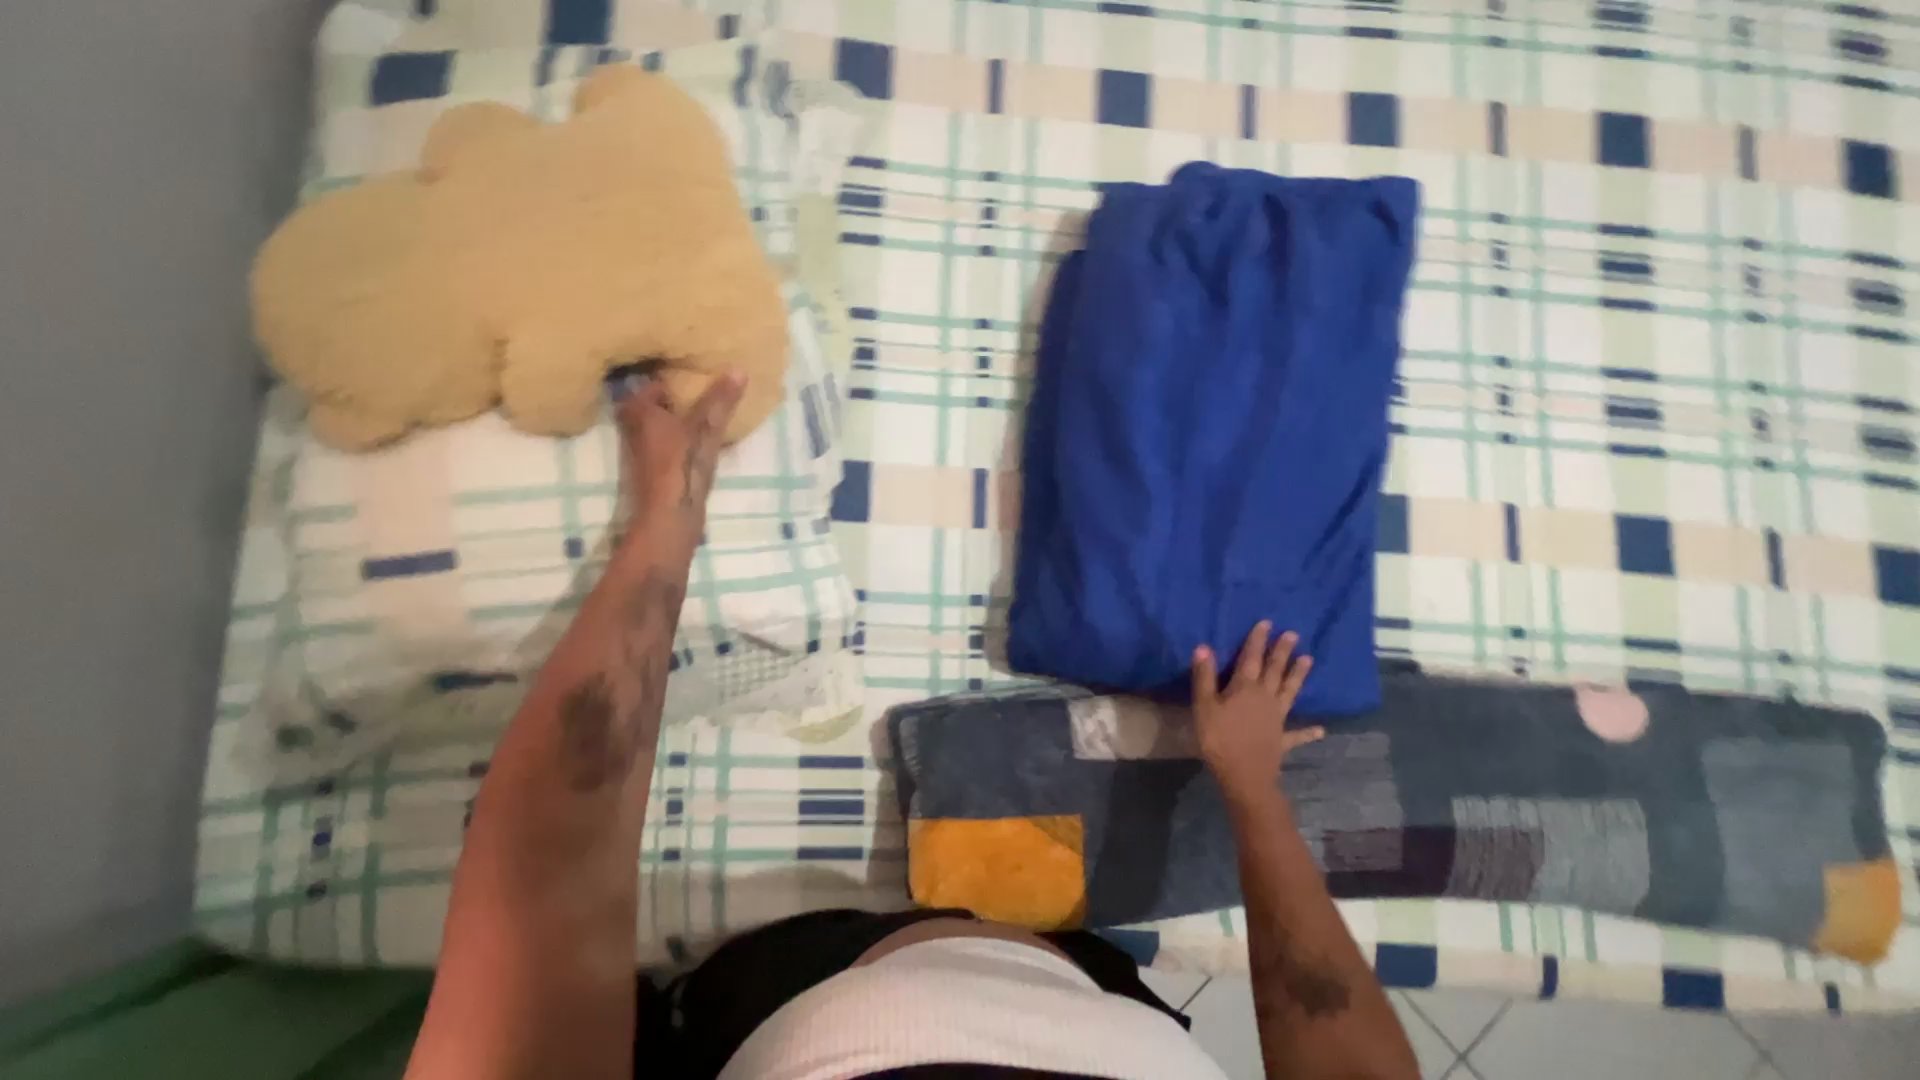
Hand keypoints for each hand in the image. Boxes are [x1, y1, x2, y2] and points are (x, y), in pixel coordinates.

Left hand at [611, 371, 743, 540]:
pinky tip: (702, 436)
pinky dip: (682, 435)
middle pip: (658, 402)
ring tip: (708, 407)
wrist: (669, 516)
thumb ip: (720, 400)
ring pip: (663, 422)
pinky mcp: (654, 467)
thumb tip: (739, 368)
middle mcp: (632, 424)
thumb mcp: (705, 428)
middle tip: (706, 384)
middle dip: (678, 395)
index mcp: (638, 408)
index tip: (698, 367)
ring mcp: (641, 448)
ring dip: (681, 416)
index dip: (675, 372)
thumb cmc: (682, 465)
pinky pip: (669, 440)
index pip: (655, 379)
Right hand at [1191, 621, 1322, 804]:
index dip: (1257, 640)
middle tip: (1293, 634)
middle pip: (1274, 670)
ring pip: (1289, 692)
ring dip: (1298, 676)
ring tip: (1309, 660)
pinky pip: (1297, 734)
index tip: (1266, 622)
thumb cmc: (1219, 739)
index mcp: (1245, 688)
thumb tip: (1204, 647)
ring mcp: (1277, 718)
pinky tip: (1320, 730)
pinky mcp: (1282, 739)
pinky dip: (1308, 732)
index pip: (1251, 658)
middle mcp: (1265, 698)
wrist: (1244, 775)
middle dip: (1282, 652)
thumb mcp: (1204, 706)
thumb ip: (1204, 677)